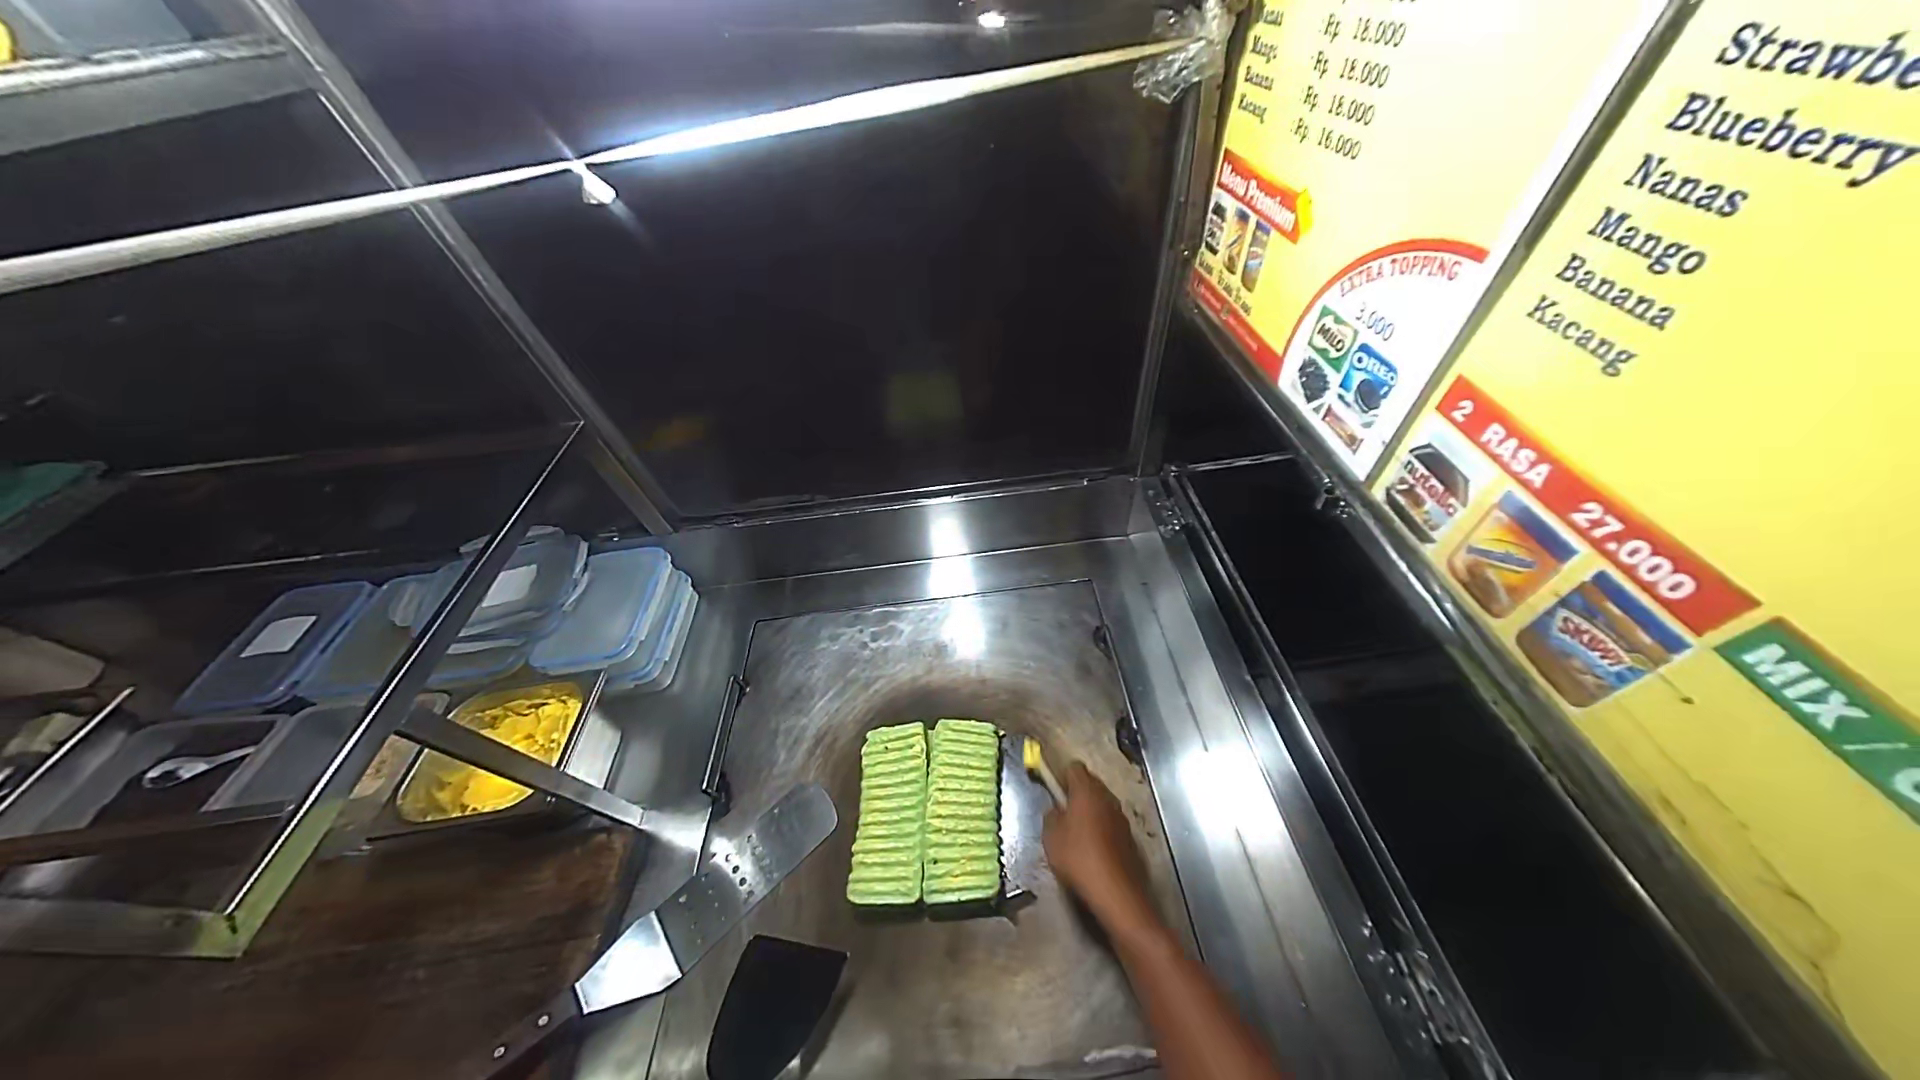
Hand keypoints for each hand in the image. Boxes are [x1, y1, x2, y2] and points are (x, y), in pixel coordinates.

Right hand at [1043, 762, 1158, 935]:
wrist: (1116, 892)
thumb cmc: (1078, 858)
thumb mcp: (1050, 836)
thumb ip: (1051, 815)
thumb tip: (1057, 810)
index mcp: (1087, 790)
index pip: (1074, 767)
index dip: (1061, 776)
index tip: (1053, 790)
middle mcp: (1107, 797)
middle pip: (1090, 783)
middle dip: (1076, 793)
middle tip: (1062, 812)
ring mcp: (1121, 816)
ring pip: (1102, 803)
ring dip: (1090, 811)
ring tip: (1077, 834)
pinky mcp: (1130, 836)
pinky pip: (1111, 822)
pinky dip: (1102, 828)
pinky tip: (1094, 850)